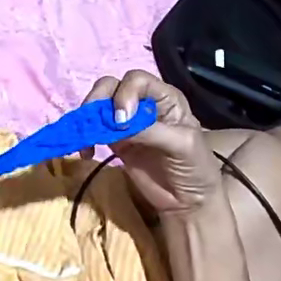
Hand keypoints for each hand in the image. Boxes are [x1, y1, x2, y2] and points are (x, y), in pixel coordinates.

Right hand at [83, 71, 220, 215]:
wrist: (188, 200)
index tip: (122, 120)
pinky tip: (87, 153)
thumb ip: (151, 130)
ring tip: (85, 137)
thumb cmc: (195, 167)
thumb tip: (117, 124)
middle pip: (113, 86)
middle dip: (99, 98)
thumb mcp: (182, 145)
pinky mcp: (117, 142)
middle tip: (95, 122)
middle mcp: (144, 104)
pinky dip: (85, 138)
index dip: (125, 93)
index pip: (137, 80)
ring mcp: (128, 123)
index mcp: (165, 97)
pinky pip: (95, 131)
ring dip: (88, 117)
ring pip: (100, 105)